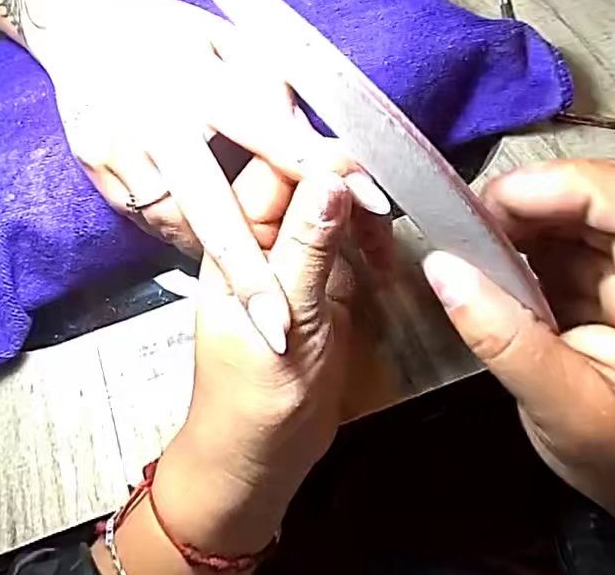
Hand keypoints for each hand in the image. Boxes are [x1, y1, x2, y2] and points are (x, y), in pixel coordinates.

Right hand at [16, 0, 388, 352]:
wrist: (80, 27)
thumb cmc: (160, 30)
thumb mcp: (224, 40)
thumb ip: (268, 86)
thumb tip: (308, 139)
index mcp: (197, 82)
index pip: (268, 134)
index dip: (318, 172)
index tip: (365, 206)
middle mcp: (155, 122)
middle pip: (208, 208)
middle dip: (246, 273)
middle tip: (276, 329)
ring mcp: (118, 149)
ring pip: (172, 221)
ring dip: (209, 249)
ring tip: (240, 264)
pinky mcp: (96, 168)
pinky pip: (141, 213)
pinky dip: (171, 224)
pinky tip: (188, 216)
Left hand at [157, 175, 354, 554]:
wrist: (261, 454)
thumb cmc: (255, 392)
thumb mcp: (288, 316)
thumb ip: (308, 247)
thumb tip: (331, 179)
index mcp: (230, 234)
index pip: (270, 172)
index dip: (315, 161)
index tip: (364, 171)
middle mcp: (259, 235)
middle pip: (302, 181)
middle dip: (345, 183)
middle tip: (384, 205)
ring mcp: (291, 255)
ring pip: (328, 207)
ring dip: (361, 214)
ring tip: (383, 243)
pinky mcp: (319, 278)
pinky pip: (346, 240)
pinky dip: (369, 241)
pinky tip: (383, 256)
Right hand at [422, 160, 614, 527]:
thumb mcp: (569, 420)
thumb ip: (507, 344)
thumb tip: (442, 268)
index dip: (582, 190)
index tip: (504, 207)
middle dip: (536, 193)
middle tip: (478, 223)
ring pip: (580, 197)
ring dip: (519, 206)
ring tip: (476, 239)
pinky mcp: (599, 265)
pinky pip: (555, 220)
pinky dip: (513, 223)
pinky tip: (489, 251)